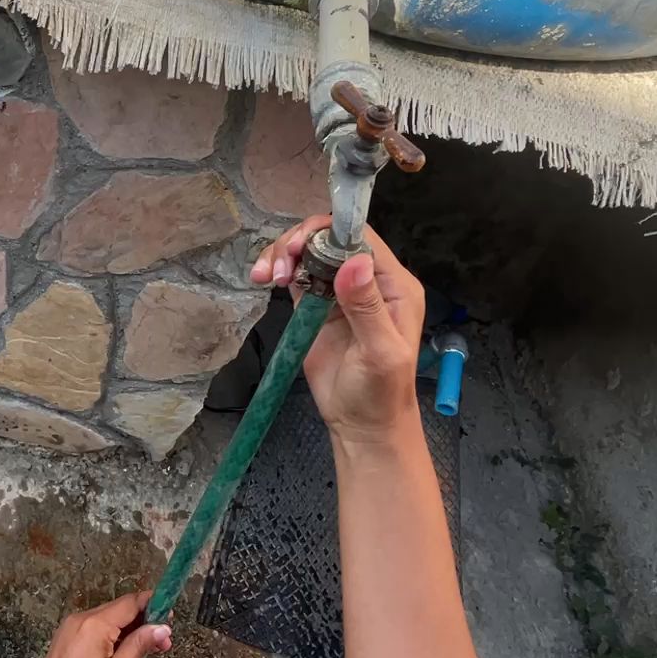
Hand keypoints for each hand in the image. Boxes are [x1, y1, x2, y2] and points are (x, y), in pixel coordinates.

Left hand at [10, 591, 171, 657]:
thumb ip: (139, 647)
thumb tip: (163, 627)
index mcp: (94, 624)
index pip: (129, 602)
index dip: (152, 605)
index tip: (171, 615)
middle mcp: (80, 618)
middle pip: (118, 609)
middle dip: (143, 621)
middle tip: (163, 644)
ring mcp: (69, 628)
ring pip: (106, 619)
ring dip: (128, 630)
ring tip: (148, 652)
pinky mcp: (65, 640)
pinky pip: (94, 630)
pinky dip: (111, 637)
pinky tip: (124, 654)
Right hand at [250, 217, 424, 445]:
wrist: (361, 424)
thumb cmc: (381, 393)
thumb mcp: (380, 352)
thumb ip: (367, 308)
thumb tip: (353, 262)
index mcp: (392, 286)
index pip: (360, 239)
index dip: (327, 233)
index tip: (298, 246)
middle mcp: (365, 282)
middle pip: (328, 239)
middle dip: (298, 242)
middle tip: (278, 267)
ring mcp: (337, 292)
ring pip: (307, 253)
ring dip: (282, 255)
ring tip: (265, 276)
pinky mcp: (313, 305)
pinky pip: (295, 275)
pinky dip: (277, 270)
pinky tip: (264, 280)